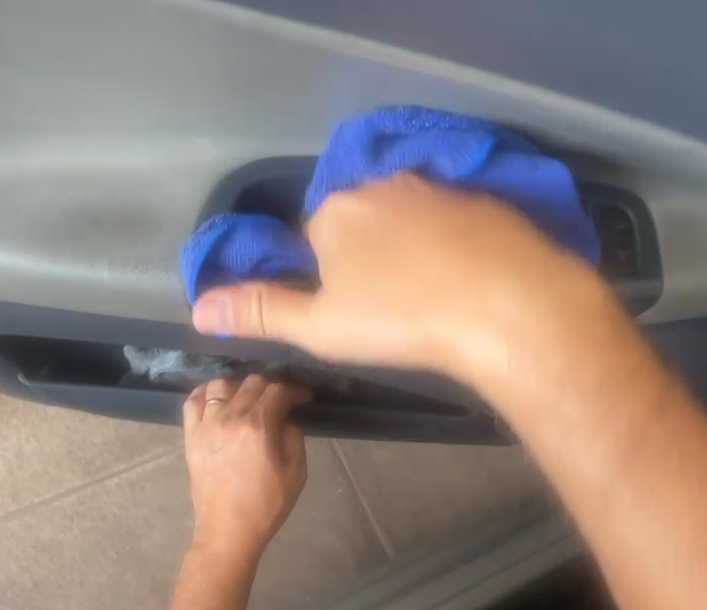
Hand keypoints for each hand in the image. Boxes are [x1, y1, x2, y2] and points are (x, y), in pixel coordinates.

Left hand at [182, 375, 310, 560]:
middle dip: (271, 387)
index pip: (278, 391)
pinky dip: (206, 394)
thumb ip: (293, 436)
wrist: (228, 529)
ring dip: (238, 386)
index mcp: (258, 425)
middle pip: (251, 383)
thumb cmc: (266, 505)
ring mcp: (206, 425)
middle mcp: (229, 417)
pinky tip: (216, 400)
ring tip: (247, 399)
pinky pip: (193, 402)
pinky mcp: (190, 436)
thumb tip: (285, 419)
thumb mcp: (296, 472)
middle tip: (280, 400)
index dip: (295, 390)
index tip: (304, 397)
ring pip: (220, 385)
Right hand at [189, 174, 622, 386]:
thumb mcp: (319, 327)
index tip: (349, 315)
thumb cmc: (400, 320)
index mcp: (335, 212)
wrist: (507, 307)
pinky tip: (462, 284)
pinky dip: (447, 249)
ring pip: (404, 222)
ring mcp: (436, 187)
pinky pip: (448, 223)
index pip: (311, 240)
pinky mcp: (482, 199)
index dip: (324, 282)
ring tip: (426, 301)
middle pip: (357, 224)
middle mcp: (381, 185)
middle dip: (363, 261)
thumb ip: (261, 313)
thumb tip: (200, 309)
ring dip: (406, 253)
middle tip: (388, 312)